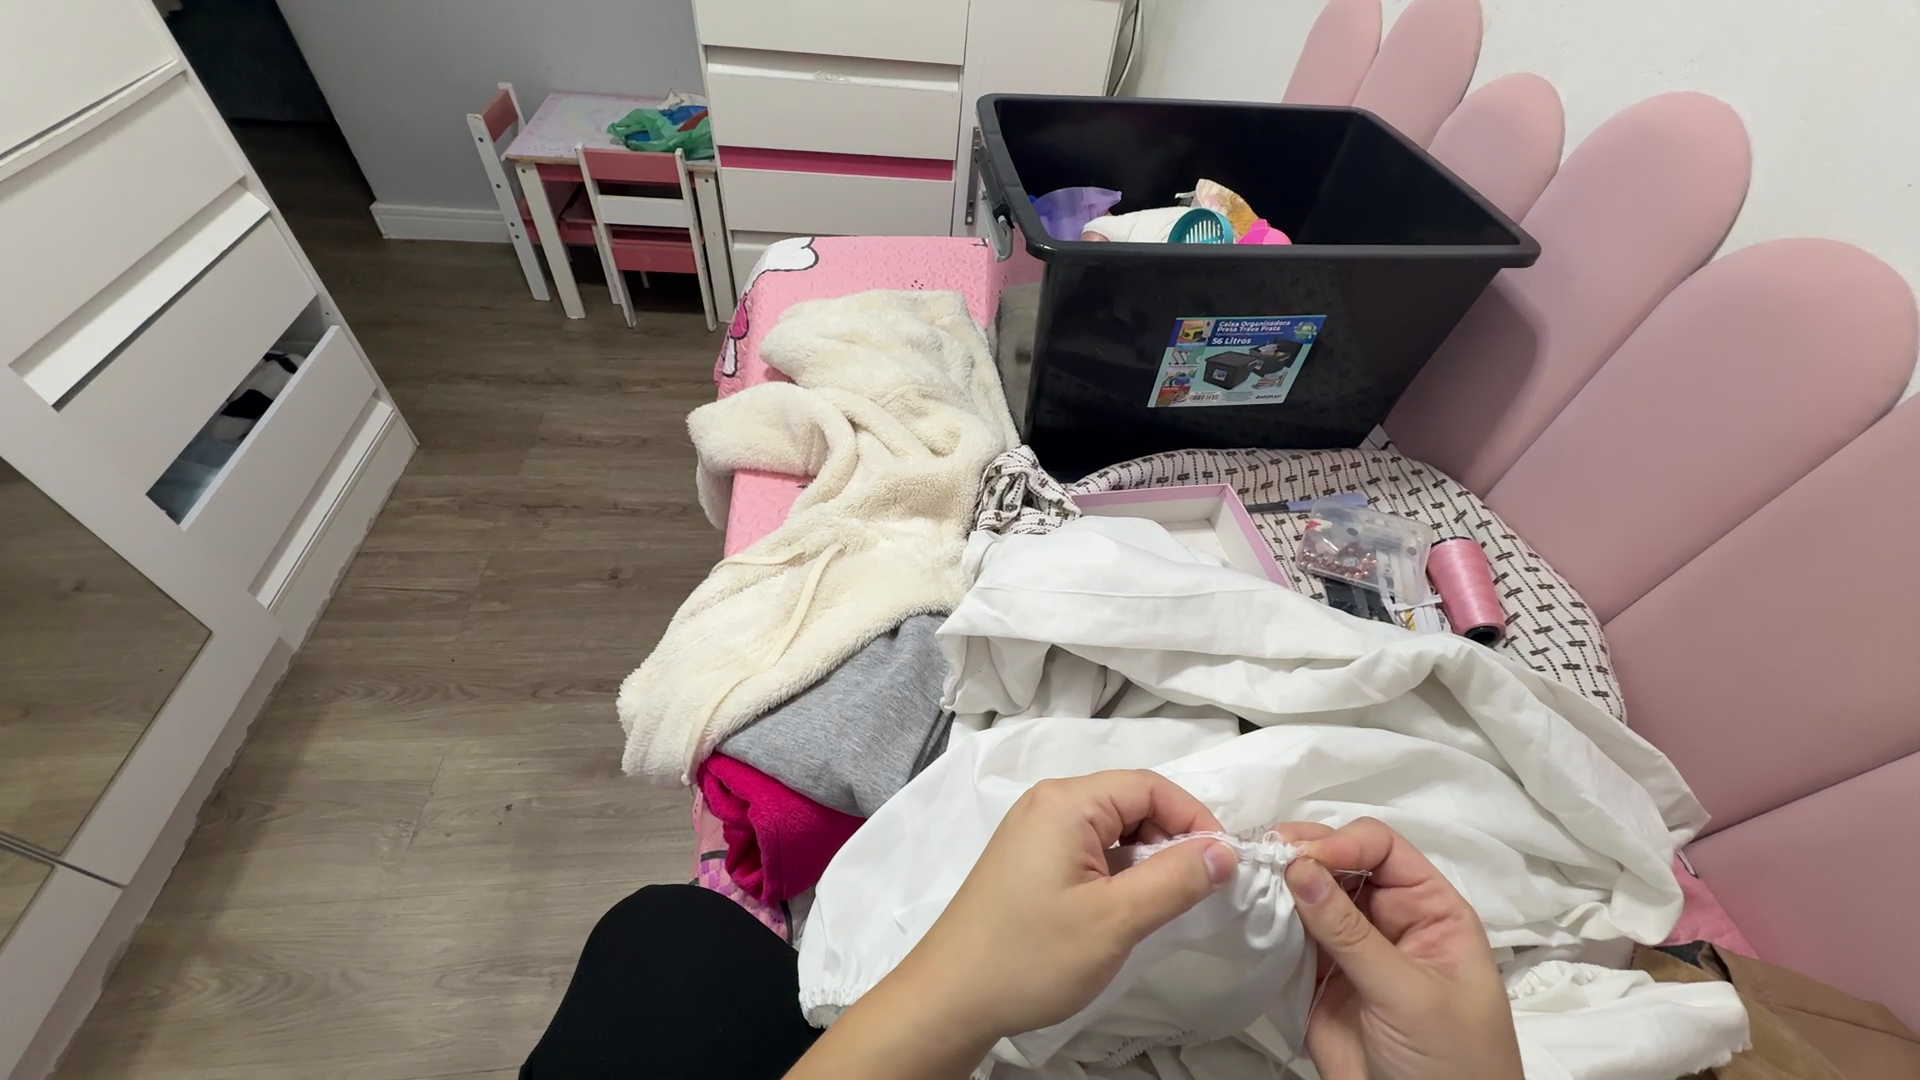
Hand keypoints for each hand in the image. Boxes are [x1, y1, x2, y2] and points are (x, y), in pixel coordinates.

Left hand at [787, 770, 1235, 1079]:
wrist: (952, 995)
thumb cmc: (1032, 954)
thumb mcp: (1115, 920)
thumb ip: (1174, 879)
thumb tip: (1224, 849)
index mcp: (1067, 801)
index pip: (1148, 786)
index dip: (1194, 818)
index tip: (1225, 863)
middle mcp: (1049, 801)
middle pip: (1129, 800)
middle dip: (1172, 836)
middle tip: (1199, 887)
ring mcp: (1036, 827)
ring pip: (1111, 824)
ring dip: (1146, 854)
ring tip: (1165, 899)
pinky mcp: (1031, 854)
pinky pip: (1089, 844)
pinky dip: (1119, 866)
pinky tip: (1128, 903)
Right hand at [1276, 818, 1522, 1079]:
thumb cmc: (1449, 1065)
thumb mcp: (1409, 997)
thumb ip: (1350, 932)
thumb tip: (1297, 866)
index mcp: (1429, 909)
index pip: (1382, 848)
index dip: (1343, 844)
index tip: (1302, 859)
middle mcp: (1387, 914)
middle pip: (1339, 858)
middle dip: (1303, 852)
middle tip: (1265, 858)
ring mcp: (1349, 940)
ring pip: (1308, 887)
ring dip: (1279, 879)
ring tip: (1250, 877)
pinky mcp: (1317, 966)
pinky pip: (1289, 925)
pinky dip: (1268, 912)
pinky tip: (1251, 906)